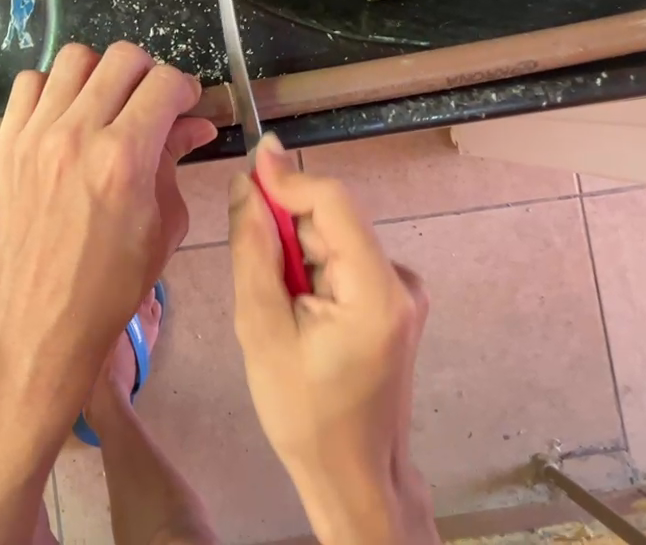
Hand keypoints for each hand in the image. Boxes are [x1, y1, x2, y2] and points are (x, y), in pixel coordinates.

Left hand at [0, 42, 217, 423]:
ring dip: (101, 72)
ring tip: (109, 103)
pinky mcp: (7, 141)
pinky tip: (67, 114)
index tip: (186, 104)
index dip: (184, 87)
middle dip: (148, 73)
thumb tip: (195, 123)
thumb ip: (175, 160)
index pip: (163, 83)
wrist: (43, 316)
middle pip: (121, 57)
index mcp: (124, 158)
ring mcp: (36, 134)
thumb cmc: (114, 282)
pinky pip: (30, 82)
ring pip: (74, 58)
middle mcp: (77, 134)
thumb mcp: (164, 223)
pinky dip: (54, 87)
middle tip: (152, 103)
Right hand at [228, 134, 435, 543]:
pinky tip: (296, 314)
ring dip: (293, 255)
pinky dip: (309, 272)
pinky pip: (340, 261)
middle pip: (329, 221)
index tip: (242, 168)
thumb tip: (245, 183)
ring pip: (330, 240)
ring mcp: (402, 292)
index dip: (286, 178)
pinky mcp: (394, 302)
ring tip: (275, 307)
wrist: (353, 477)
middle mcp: (400, 281)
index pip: (332, 201)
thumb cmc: (302, 412)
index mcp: (376, 290)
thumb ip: (251, 248)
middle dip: (283, 230)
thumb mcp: (259, 328)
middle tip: (251, 273)